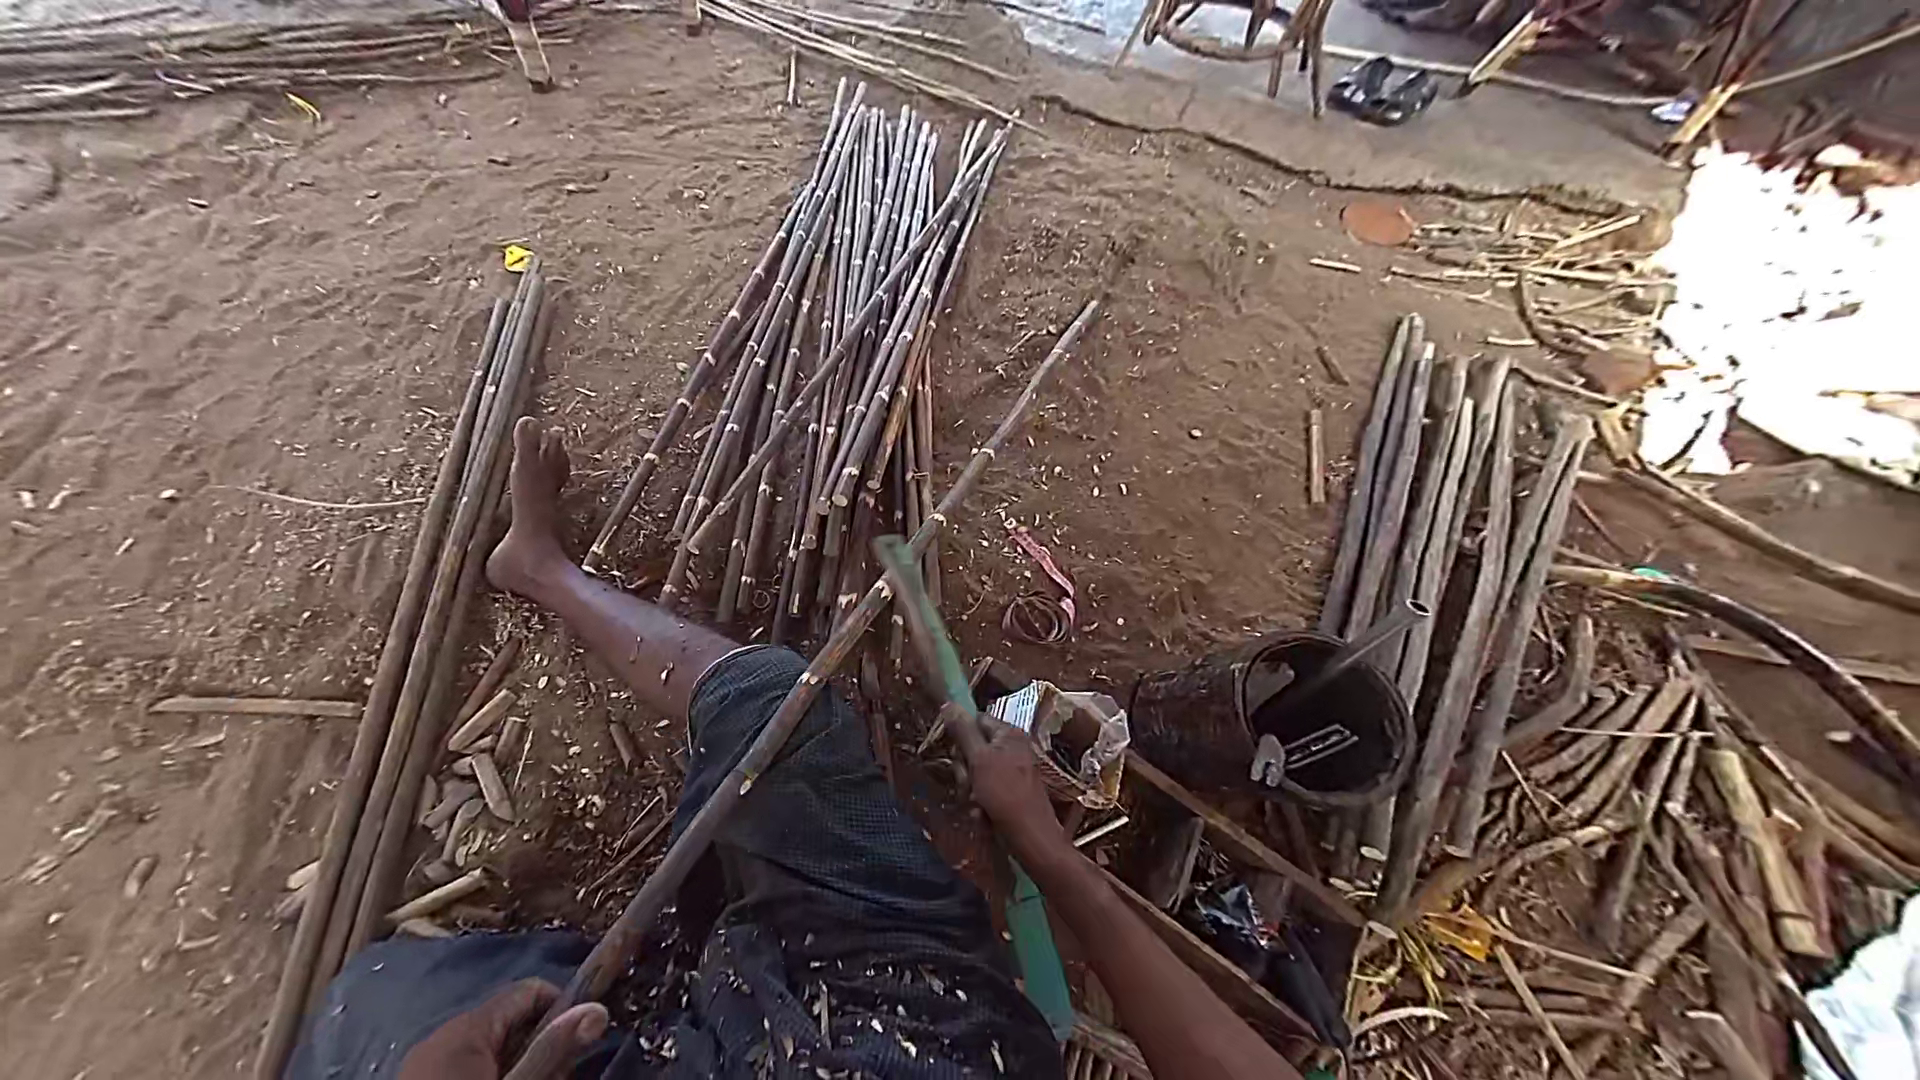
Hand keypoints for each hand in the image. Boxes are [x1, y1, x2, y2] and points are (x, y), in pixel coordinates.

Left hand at [397, 979, 608, 1079]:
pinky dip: (491, 1079)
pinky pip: (464, 1072)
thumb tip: (599, 1008)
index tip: (574, 1047)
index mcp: (465, 1030)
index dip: (561, 1010)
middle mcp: (441, 1039)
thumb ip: (554, 1051)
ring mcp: (421, 1070)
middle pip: (512, 1022)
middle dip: (539, 1048)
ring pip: (491, 1051)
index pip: (531, 990)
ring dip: (517, 1069)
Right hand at [950, 706, 1069, 864]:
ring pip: (974, 772)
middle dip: (965, 769)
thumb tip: (948, 703)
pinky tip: (983, 813)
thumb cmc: (1005, 793)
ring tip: (978, 802)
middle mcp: (1011, 747)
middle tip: (970, 783)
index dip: (962, 735)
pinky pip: (983, 789)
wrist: (1030, 837)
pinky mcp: (1007, 792)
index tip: (955, 752)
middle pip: (972, 748)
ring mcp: (1010, 771)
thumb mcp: (979, 759)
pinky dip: (979, 802)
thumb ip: (963, 731)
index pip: (975, 720)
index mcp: (1009, 733)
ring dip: (970, 789)